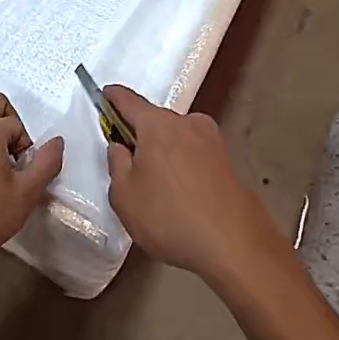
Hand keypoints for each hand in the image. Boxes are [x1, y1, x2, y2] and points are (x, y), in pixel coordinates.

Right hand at [104, 84, 289, 282]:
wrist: (232, 244)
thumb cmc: (169, 217)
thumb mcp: (124, 195)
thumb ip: (117, 164)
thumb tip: (121, 147)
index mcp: (158, 126)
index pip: (129, 101)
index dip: (113, 98)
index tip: (106, 95)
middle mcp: (187, 124)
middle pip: (156, 120)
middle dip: (140, 132)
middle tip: (126, 157)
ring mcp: (212, 141)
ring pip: (177, 137)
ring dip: (163, 149)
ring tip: (155, 183)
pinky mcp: (226, 161)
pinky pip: (194, 153)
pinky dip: (182, 163)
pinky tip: (179, 191)